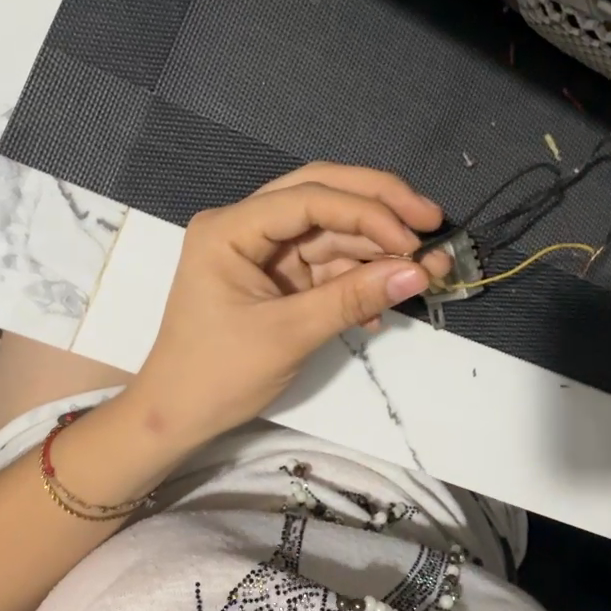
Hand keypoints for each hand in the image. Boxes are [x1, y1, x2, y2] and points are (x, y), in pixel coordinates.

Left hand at [122, 164, 451, 443]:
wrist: (178, 417)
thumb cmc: (218, 374)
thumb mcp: (288, 335)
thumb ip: (352, 298)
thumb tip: (419, 271)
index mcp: (231, 228)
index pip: (309, 197)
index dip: (367, 212)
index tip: (413, 240)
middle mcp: (247, 226)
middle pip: (322, 193)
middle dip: (379, 206)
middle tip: (432, 221)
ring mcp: (265, 250)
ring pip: (332, 229)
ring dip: (378, 247)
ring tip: (429, 268)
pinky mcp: (280, 276)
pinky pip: (329, 262)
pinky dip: (360, 277)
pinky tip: (388, 301)